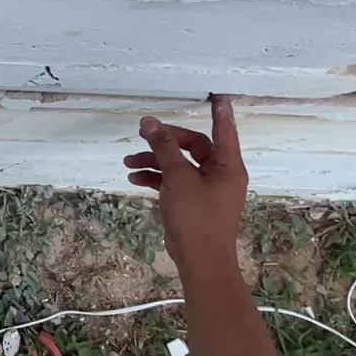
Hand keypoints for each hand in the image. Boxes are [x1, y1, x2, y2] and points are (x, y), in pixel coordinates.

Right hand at [122, 96, 248, 274]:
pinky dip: (155, 176)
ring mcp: (205, 188)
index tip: (218, 95)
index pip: (223, 131)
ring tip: (128, 162)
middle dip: (164, 140)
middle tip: (142, 133)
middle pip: (192, 145)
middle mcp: (219, 174)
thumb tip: (149, 122)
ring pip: (178, 163)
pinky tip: (135, 178)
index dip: (220, 113)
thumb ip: (163, 147)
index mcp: (227, 166)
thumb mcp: (177, 177)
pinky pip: (172, 179)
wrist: (200, 260)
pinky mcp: (192, 201)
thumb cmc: (197, 216)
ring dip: (153, 160)